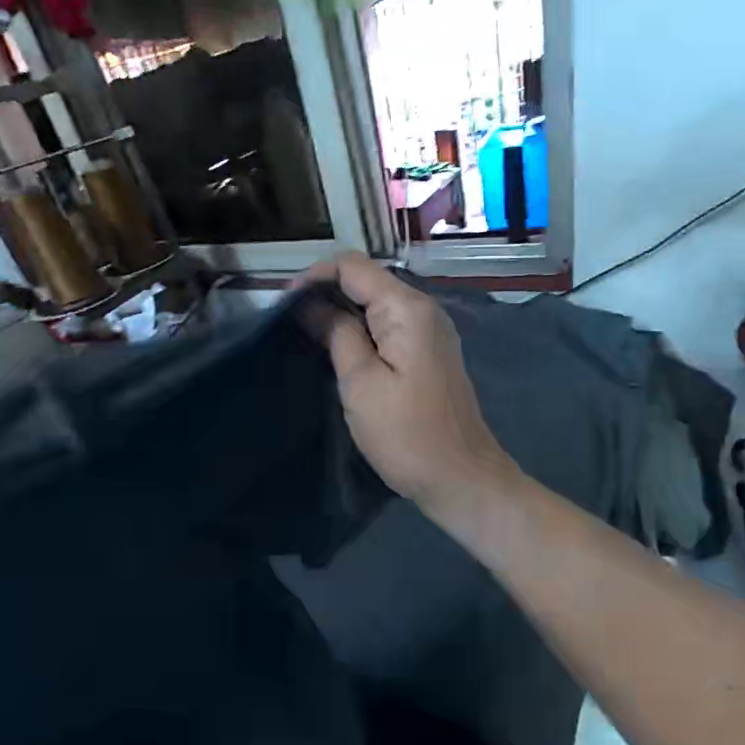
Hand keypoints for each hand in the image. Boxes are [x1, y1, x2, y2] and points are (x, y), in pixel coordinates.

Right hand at [297, 253, 521, 512]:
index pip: (353, 266)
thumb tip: (312, 304)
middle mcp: (423, 308)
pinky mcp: (429, 352)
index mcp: (408, 308)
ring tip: (306, 334)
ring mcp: (430, 330)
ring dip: (341, 312)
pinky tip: (339, 349)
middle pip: (367, 280)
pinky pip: (388, 326)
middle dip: (326, 293)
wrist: (462, 478)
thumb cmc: (407, 434)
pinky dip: (361, 330)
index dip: (314, 276)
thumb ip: (337, 334)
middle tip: (289, 322)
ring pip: (376, 303)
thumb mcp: (361, 384)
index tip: (283, 304)